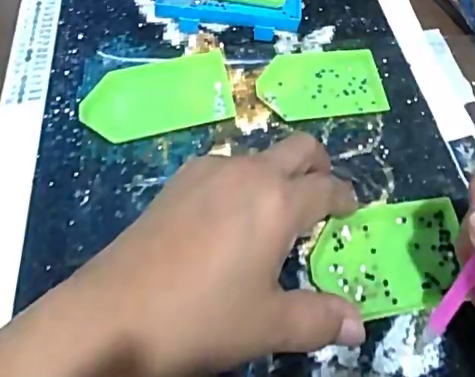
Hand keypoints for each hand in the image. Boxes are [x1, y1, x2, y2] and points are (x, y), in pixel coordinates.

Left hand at [59, 133, 363, 375]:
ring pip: (261, 156)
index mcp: (279, 201)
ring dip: (277, 174)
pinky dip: (242, 181)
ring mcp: (214, 168)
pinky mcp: (183, 174)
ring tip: (271, 215)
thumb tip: (358, 324)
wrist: (116, 311)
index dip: (345, 197)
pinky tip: (226, 218)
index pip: (327, 187)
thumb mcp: (266, 325)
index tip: (351, 208)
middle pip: (299, 147)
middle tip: (322, 194)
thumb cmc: (202, 318)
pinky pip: (227, 166)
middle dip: (318, 165)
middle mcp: (251, 171)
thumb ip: (317, 319)